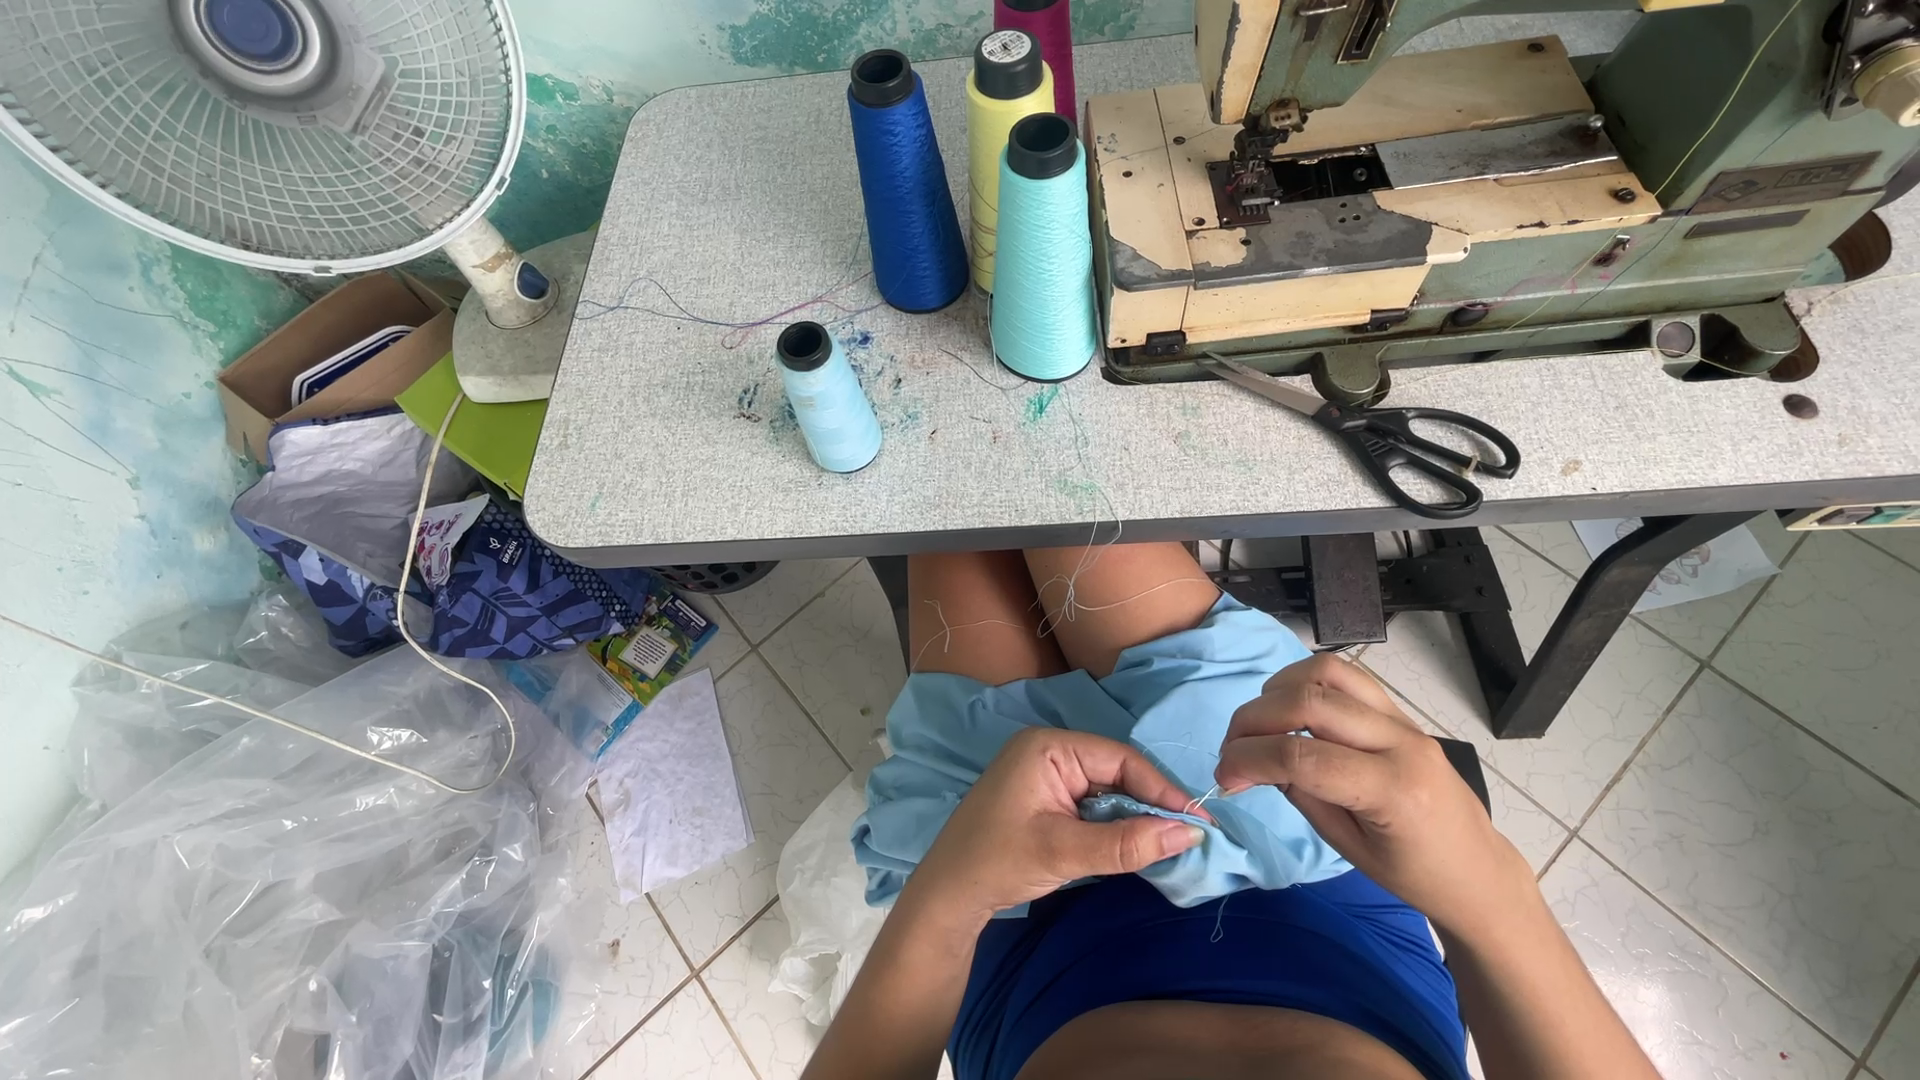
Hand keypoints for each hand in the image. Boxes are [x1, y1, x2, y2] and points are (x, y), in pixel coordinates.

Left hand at [909, 729, 1206, 923]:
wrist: (948, 894)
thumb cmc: (999, 862)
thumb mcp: (1066, 853)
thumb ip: (1127, 843)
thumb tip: (1191, 833)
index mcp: (1048, 747)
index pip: (1120, 759)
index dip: (1161, 789)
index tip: (1199, 821)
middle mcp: (1049, 750)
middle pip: (1116, 771)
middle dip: (1150, 803)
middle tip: (1190, 836)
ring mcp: (1046, 774)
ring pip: (1107, 789)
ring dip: (1134, 815)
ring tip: (1171, 841)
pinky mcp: (1045, 797)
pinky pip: (1091, 803)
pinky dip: (1113, 824)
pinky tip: (1134, 843)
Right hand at [1214, 655, 1534, 935]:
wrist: (1478, 872)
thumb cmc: (1413, 875)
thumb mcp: (1346, 846)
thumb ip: (1298, 793)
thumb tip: (1248, 764)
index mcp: (1393, 791)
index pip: (1300, 755)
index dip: (1248, 759)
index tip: (1223, 776)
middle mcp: (1401, 743)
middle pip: (1307, 701)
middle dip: (1252, 719)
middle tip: (1231, 749)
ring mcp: (1404, 720)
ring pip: (1326, 672)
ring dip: (1276, 691)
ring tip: (1260, 724)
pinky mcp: (1400, 711)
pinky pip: (1345, 676)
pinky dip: (1303, 682)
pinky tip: (1289, 709)